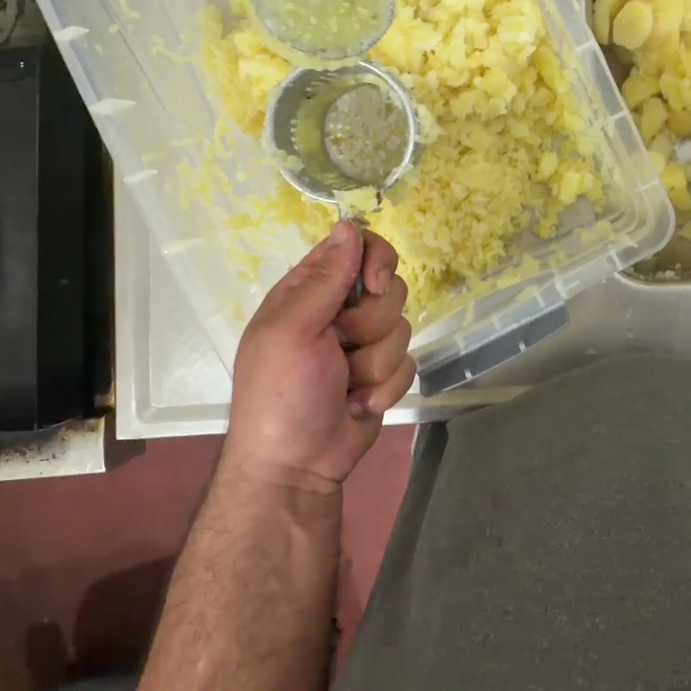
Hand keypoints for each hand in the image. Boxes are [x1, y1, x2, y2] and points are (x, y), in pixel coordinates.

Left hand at [222, 221, 415, 496]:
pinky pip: (409, 362)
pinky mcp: (384, 373)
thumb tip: (348, 224)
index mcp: (309, 291)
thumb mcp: (292, 331)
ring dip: (375, 363)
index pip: (357, 248)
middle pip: (390, 288)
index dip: (375, 262)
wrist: (297, 466)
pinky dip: (385, 387)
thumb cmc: (281, 395)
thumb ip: (325, 279)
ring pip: (402, 327)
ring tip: (345, 386)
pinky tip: (358, 405)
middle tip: (341, 347)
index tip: (373, 286)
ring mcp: (364, 343)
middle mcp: (339, 311)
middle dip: (372, 324)